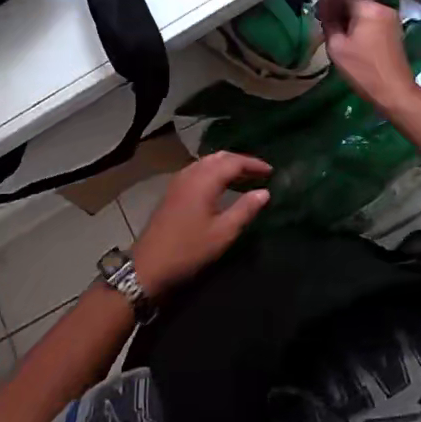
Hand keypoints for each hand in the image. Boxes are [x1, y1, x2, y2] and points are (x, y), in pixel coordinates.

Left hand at [130, 152, 270, 298]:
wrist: (149, 264)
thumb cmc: (189, 249)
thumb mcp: (223, 233)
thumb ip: (245, 209)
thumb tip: (264, 192)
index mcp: (204, 180)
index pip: (233, 162)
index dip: (253, 164)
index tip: (271, 171)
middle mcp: (191, 173)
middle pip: (219, 157)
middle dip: (240, 162)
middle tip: (259, 173)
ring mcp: (179, 181)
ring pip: (207, 162)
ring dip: (226, 166)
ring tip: (244, 179)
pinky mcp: (173, 190)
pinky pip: (198, 170)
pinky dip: (214, 172)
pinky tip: (221, 186)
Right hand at [318, 0, 420, 113]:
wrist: (394, 92)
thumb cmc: (363, 70)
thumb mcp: (337, 47)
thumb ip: (329, 23)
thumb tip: (326, 11)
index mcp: (369, 9)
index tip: (318, 9)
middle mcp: (383, 8)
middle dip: (338, 5)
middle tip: (323, 19)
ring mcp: (391, 19)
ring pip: (364, 8)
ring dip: (348, 14)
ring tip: (334, 29)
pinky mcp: (394, 30)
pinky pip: (372, 18)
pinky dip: (359, 21)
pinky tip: (349, 36)